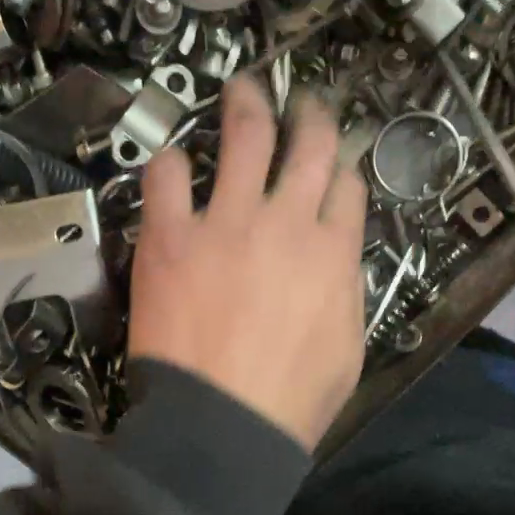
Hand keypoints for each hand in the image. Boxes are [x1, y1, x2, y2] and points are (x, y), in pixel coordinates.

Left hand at [127, 78, 366, 450]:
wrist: (220, 427)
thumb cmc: (289, 402)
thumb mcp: (347, 350)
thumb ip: (344, 292)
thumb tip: (335, 263)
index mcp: (333, 252)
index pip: (346, 187)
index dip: (341, 171)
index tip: (334, 169)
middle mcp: (285, 221)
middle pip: (309, 146)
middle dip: (311, 118)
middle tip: (303, 104)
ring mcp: (225, 222)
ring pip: (243, 137)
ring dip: (246, 105)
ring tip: (241, 87)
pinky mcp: (170, 235)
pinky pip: (167, 175)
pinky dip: (169, 161)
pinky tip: (171, 161)